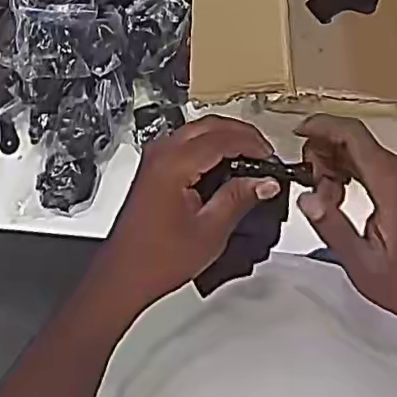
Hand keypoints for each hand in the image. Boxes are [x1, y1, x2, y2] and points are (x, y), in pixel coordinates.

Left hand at [88, 115, 278, 310]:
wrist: (126, 270)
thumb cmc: (158, 257)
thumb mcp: (209, 231)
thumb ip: (238, 198)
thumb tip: (264, 181)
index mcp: (173, 163)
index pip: (220, 138)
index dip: (250, 143)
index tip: (270, 156)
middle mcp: (161, 152)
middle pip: (207, 126)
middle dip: (239, 133)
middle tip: (264, 151)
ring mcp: (155, 156)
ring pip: (196, 130)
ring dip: (224, 137)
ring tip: (250, 156)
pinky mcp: (154, 165)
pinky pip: (186, 142)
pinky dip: (209, 145)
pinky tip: (226, 163)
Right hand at [295, 114, 396, 375]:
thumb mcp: (363, 264)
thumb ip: (331, 226)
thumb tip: (306, 198)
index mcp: (389, 182)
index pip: (351, 133)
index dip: (320, 125)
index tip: (297, 131)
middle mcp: (396, 173)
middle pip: (350, 135)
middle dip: (321, 150)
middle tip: (311, 180)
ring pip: (355, 147)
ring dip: (330, 161)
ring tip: (325, 196)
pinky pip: (363, 161)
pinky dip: (342, 168)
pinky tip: (336, 194)